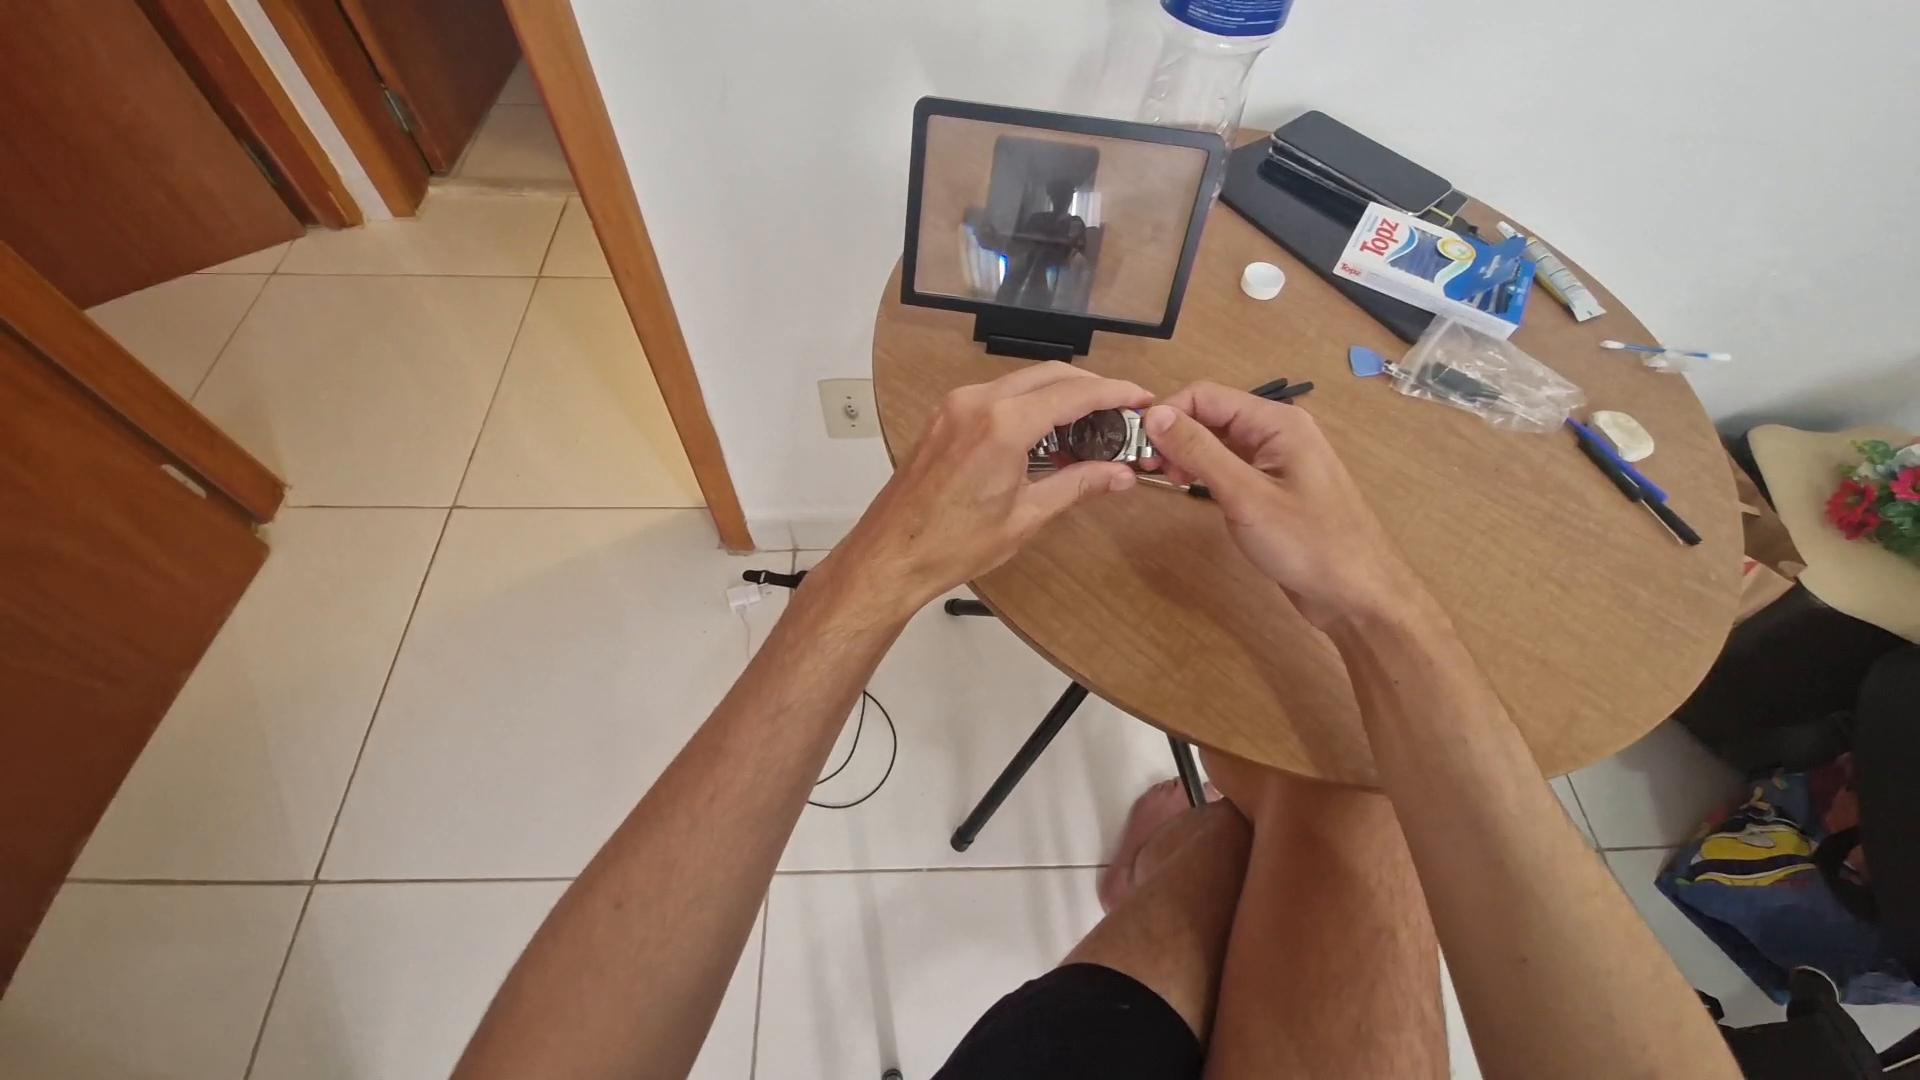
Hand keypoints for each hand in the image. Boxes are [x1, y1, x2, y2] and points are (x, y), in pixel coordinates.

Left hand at [830, 363, 1152, 615]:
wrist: (891, 555)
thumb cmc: (954, 544)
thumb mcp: (1025, 517)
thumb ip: (1077, 484)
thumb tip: (1121, 475)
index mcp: (1002, 425)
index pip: (1073, 393)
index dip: (1114, 393)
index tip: (1141, 399)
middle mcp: (977, 402)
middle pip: (1049, 374)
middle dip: (1089, 388)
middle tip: (1120, 413)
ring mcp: (955, 406)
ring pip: (1021, 382)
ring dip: (1057, 395)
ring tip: (1087, 427)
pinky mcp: (943, 418)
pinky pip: (995, 396)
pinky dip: (1026, 405)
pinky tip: (1043, 434)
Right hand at [1142, 383, 1422, 629]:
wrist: (1357, 594)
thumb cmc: (1307, 543)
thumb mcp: (1245, 495)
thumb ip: (1200, 451)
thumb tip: (1154, 415)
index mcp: (1277, 422)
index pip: (1207, 395)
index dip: (1168, 414)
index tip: (1138, 446)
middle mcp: (1278, 432)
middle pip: (1212, 415)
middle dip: (1175, 435)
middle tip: (1148, 468)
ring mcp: (1277, 460)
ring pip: (1219, 441)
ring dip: (1188, 454)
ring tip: (1169, 481)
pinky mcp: (1273, 487)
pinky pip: (1231, 465)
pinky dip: (1205, 472)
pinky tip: (1192, 490)